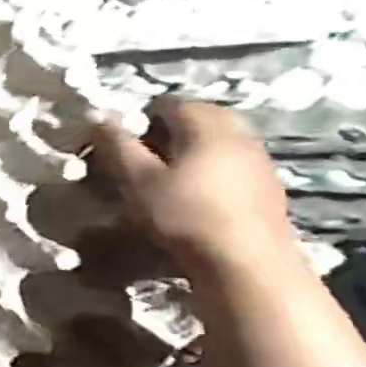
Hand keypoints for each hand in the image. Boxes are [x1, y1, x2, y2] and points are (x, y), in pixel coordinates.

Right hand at [90, 100, 296, 275]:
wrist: (246, 262)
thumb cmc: (184, 215)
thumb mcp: (138, 180)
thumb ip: (117, 146)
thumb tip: (98, 116)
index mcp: (207, 126)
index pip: (169, 104)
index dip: (139, 119)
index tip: (121, 144)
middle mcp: (239, 134)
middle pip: (197, 119)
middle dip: (166, 132)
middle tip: (142, 159)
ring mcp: (259, 160)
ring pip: (216, 141)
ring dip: (188, 151)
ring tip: (165, 179)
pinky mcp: (268, 185)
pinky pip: (231, 162)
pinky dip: (209, 168)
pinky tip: (195, 196)